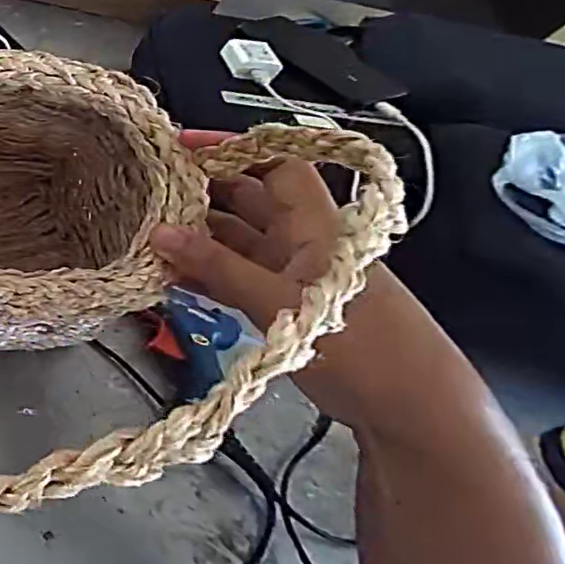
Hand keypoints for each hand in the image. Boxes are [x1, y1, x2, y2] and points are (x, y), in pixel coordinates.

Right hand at [149, 131, 482, 435]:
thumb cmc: (366, 352)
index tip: (182, 144)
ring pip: (234, 239)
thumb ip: (217, 268)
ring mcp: (290, 273)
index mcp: (318, 227)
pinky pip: (232, 274)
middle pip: (246, 199)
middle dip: (199, 191)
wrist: (419, 419)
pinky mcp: (280, 302)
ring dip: (194, 236)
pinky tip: (165, 274)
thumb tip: (157, 232)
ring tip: (146, 232)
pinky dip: (201, 272)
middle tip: (146, 187)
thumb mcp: (283, 306)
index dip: (234, 147)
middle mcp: (303, 241)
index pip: (277, 166)